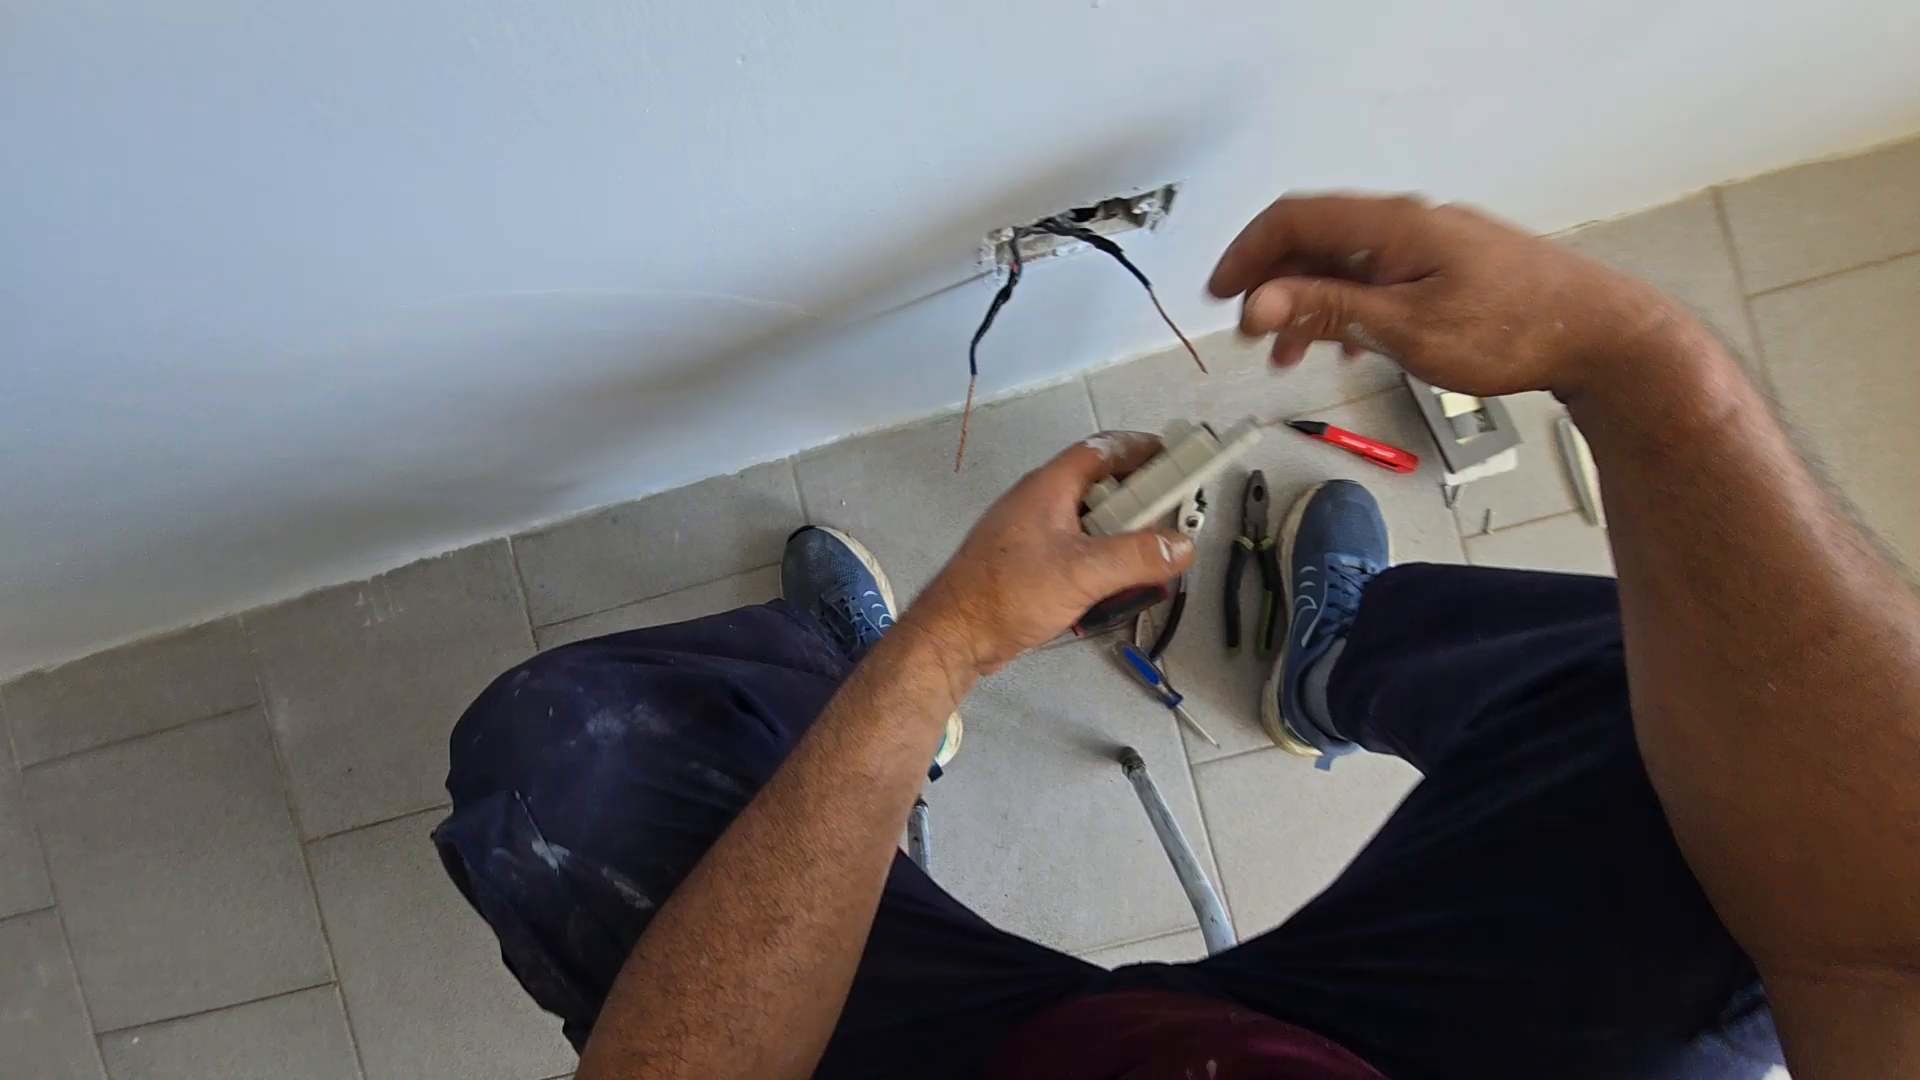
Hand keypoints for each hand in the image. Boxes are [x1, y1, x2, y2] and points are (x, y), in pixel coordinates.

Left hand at [906, 432, 1196, 676]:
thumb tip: (1184, 545)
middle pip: (1099, 488)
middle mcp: (1040, 504)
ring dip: (1122, 537)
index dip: (1138, 448)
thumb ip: (1136, 557)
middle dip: (1139, 500)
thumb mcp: (1081, 573)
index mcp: (1047, 488)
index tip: (1175, 458)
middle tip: (1172, 517)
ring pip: (1090, 524)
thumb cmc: (1010, 593)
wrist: (955, 635)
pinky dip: (1101, 562)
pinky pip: (1076, 552)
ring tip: (1153, 557)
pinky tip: (1118, 586)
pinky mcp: (1030, 565)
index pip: (1099, 451)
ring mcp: (1032, 536)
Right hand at [1207, 194, 1696, 400]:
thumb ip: (1325, 310)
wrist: (1597, 336)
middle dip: (1267, 286)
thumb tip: (1260, 301)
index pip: (1294, 220)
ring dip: (1300, 306)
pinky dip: (1337, 312)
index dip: (1246, 254)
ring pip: (1336, 267)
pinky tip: (1338, 346)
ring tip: (1283, 353)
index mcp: (1392, 227)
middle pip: (1310, 242)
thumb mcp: (1403, 327)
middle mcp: (1403, 228)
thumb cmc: (1514, 329)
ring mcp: (1420, 248)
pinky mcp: (1433, 270)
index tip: (1219, 293)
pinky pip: (1367, 282)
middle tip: (1245, 330)